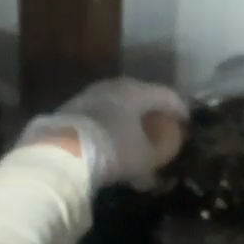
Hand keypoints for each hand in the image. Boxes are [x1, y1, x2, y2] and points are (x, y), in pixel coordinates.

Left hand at [17, 78, 188, 188]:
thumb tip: (166, 151)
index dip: (179, 108)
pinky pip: (98, 117)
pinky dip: (107, 128)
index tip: (186, 121)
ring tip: (131, 139)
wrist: (58, 154)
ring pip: (117, 107)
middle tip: (159, 127)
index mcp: (137, 91)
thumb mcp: (144, 157)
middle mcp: (115, 86)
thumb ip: (159, 152)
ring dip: (127, 122)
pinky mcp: (69, 111)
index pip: (166, 95)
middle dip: (151, 113)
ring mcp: (89, 96)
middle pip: (140, 97)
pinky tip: (107, 144)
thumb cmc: (112, 149)